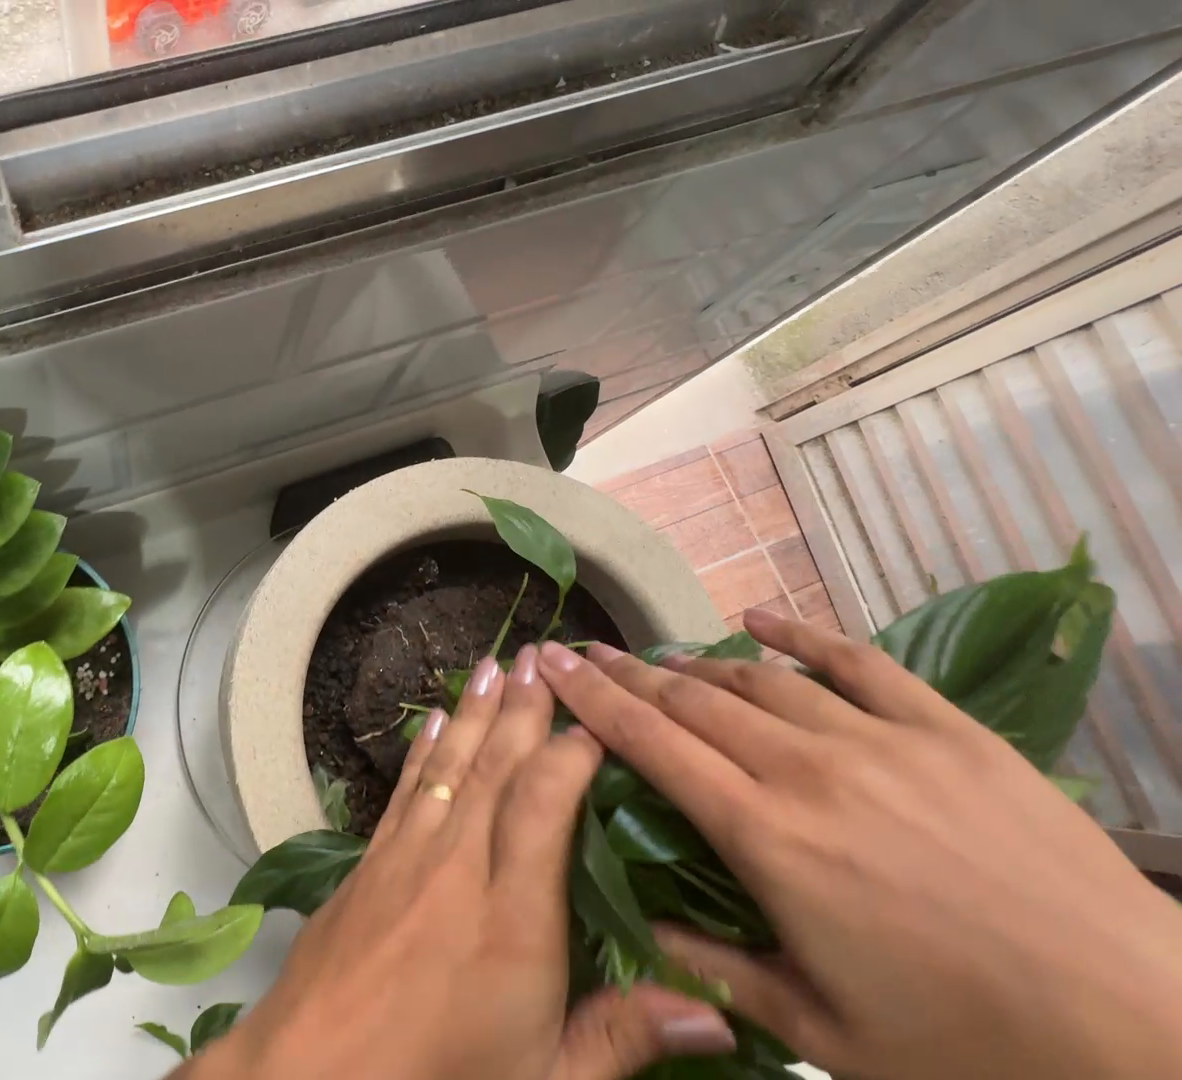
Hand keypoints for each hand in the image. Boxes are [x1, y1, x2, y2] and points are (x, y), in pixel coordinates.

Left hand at [189, 646, 737, 1079]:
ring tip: (492, 666)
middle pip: (494, 771)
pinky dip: (420, 754)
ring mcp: (405, 860)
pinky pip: (402, 794)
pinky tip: (430, 723)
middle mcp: (457, 869)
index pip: (544, 807)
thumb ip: (624, 1036)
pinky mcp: (367, 865)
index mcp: (512, 918)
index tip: (598, 717)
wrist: (313, 1072)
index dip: (571, 755)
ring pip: (448, 769)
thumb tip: (722, 1015)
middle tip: (540, 656)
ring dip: (472, 714)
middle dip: (521, 710)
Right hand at [536, 609, 1181, 1079]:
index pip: (651, 745)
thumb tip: (634, 928)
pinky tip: (759, 618)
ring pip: (761, 680)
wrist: (1146, 1033)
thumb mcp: (819, 1030)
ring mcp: (882, 743)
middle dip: (627, 673)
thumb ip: (714, 969)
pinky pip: (860, 663)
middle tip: (583, 652)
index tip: (550, 667)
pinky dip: (801, 636)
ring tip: (660, 658)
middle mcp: (809, 772)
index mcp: (767, 838)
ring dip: (698, 664)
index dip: (591, 699)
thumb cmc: (964, 1042)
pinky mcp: (949, 733)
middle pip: (692, 701)